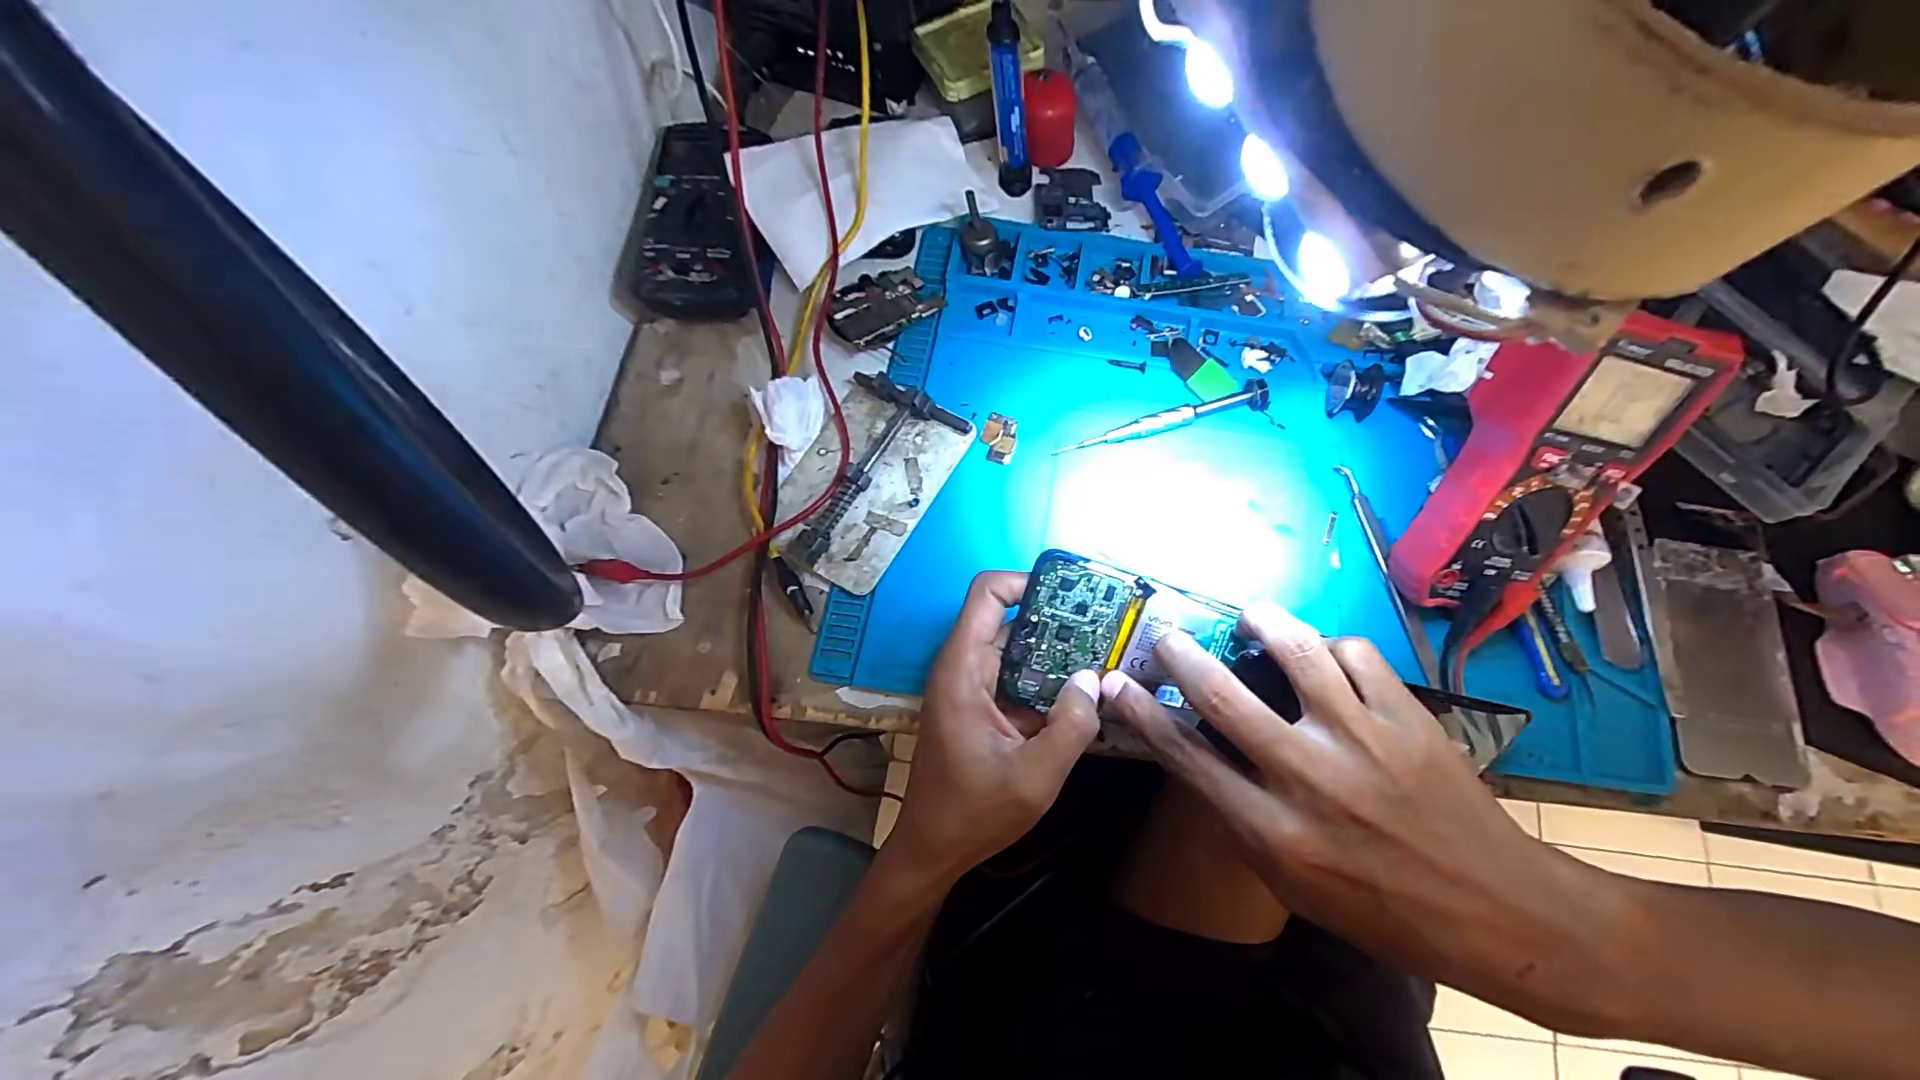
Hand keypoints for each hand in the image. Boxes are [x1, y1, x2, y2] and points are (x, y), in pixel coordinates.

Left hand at [884, 572, 1100, 887]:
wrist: (933, 848)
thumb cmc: (973, 814)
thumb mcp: (1034, 777)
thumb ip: (1071, 727)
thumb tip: (1093, 679)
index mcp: (963, 670)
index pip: (987, 594)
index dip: (1026, 581)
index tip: (1072, 597)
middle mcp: (964, 668)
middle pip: (1009, 618)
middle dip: (1055, 618)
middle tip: (1104, 627)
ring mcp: (972, 687)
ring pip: (1017, 650)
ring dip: (1056, 652)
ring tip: (1104, 655)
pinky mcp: (981, 706)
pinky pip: (1017, 679)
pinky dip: (1048, 682)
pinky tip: (1084, 694)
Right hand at [1100, 602, 1624, 1010]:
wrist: (1504, 916)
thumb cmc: (1379, 908)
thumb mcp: (1290, 883)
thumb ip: (1240, 818)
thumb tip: (1201, 754)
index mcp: (1273, 831)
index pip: (1185, 756)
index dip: (1142, 712)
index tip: (1116, 683)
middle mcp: (1310, 778)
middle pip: (1223, 695)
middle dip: (1180, 654)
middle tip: (1165, 633)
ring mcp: (1364, 741)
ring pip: (1297, 652)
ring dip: (1260, 622)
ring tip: (1248, 616)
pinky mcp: (1410, 718)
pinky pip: (1356, 655)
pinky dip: (1331, 647)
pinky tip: (1325, 656)